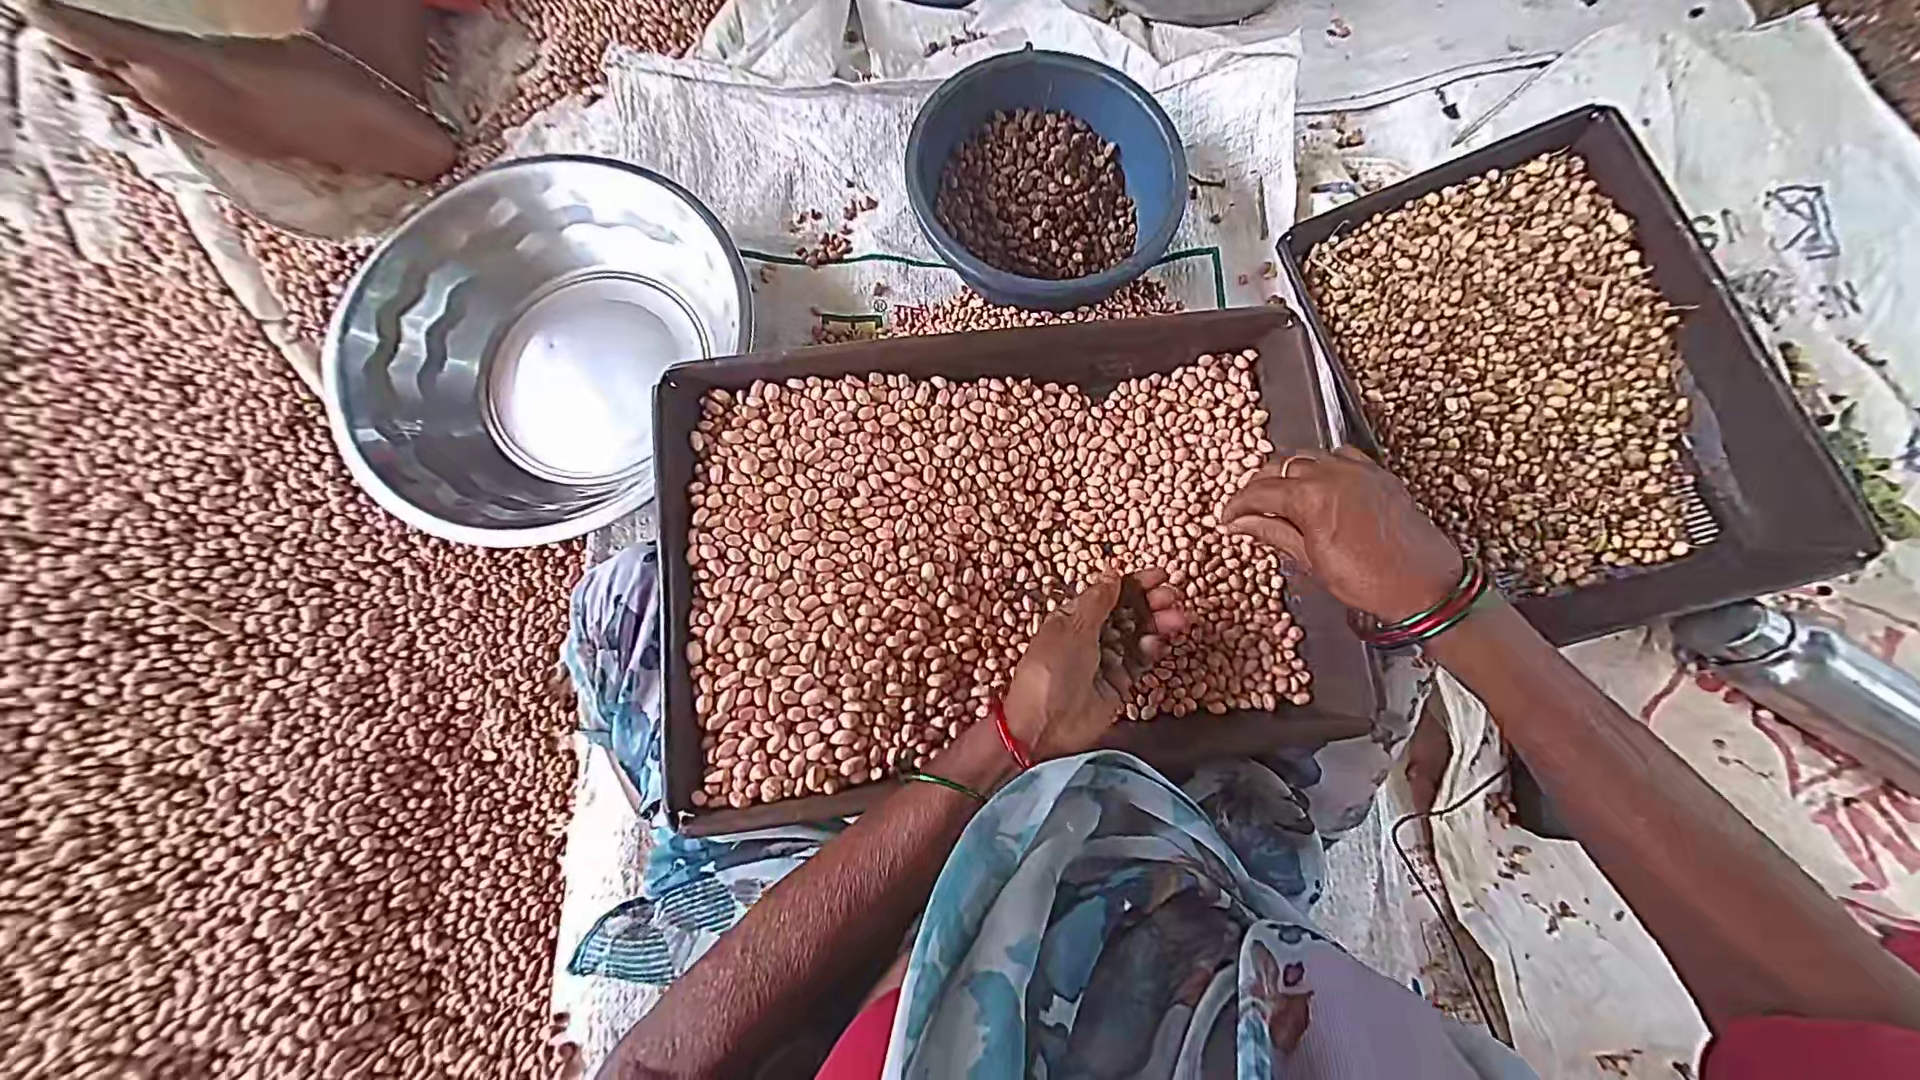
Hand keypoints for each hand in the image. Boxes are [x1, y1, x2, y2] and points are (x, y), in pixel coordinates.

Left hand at [1002, 570, 1187, 761]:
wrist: (1045, 725)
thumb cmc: (1051, 670)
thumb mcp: (1073, 628)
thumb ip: (1098, 602)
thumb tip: (1113, 575)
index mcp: (1073, 617)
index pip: (1109, 594)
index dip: (1134, 583)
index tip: (1160, 576)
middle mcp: (1090, 636)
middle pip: (1127, 613)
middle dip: (1150, 602)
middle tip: (1171, 597)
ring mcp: (1105, 660)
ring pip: (1137, 635)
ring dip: (1157, 624)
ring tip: (1176, 618)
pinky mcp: (1118, 683)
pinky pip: (1138, 661)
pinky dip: (1148, 650)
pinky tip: (1156, 643)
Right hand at [1221, 446, 1463, 622]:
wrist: (1426, 586)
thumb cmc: (1369, 580)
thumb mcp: (1309, 560)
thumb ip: (1272, 532)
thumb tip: (1241, 523)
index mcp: (1310, 497)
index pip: (1258, 492)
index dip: (1237, 505)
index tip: (1229, 517)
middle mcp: (1332, 474)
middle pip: (1278, 466)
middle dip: (1258, 485)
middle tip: (1248, 508)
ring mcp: (1358, 471)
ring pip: (1306, 456)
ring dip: (1286, 473)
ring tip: (1278, 496)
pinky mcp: (1377, 475)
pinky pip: (1339, 456)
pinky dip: (1321, 465)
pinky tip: (1316, 484)